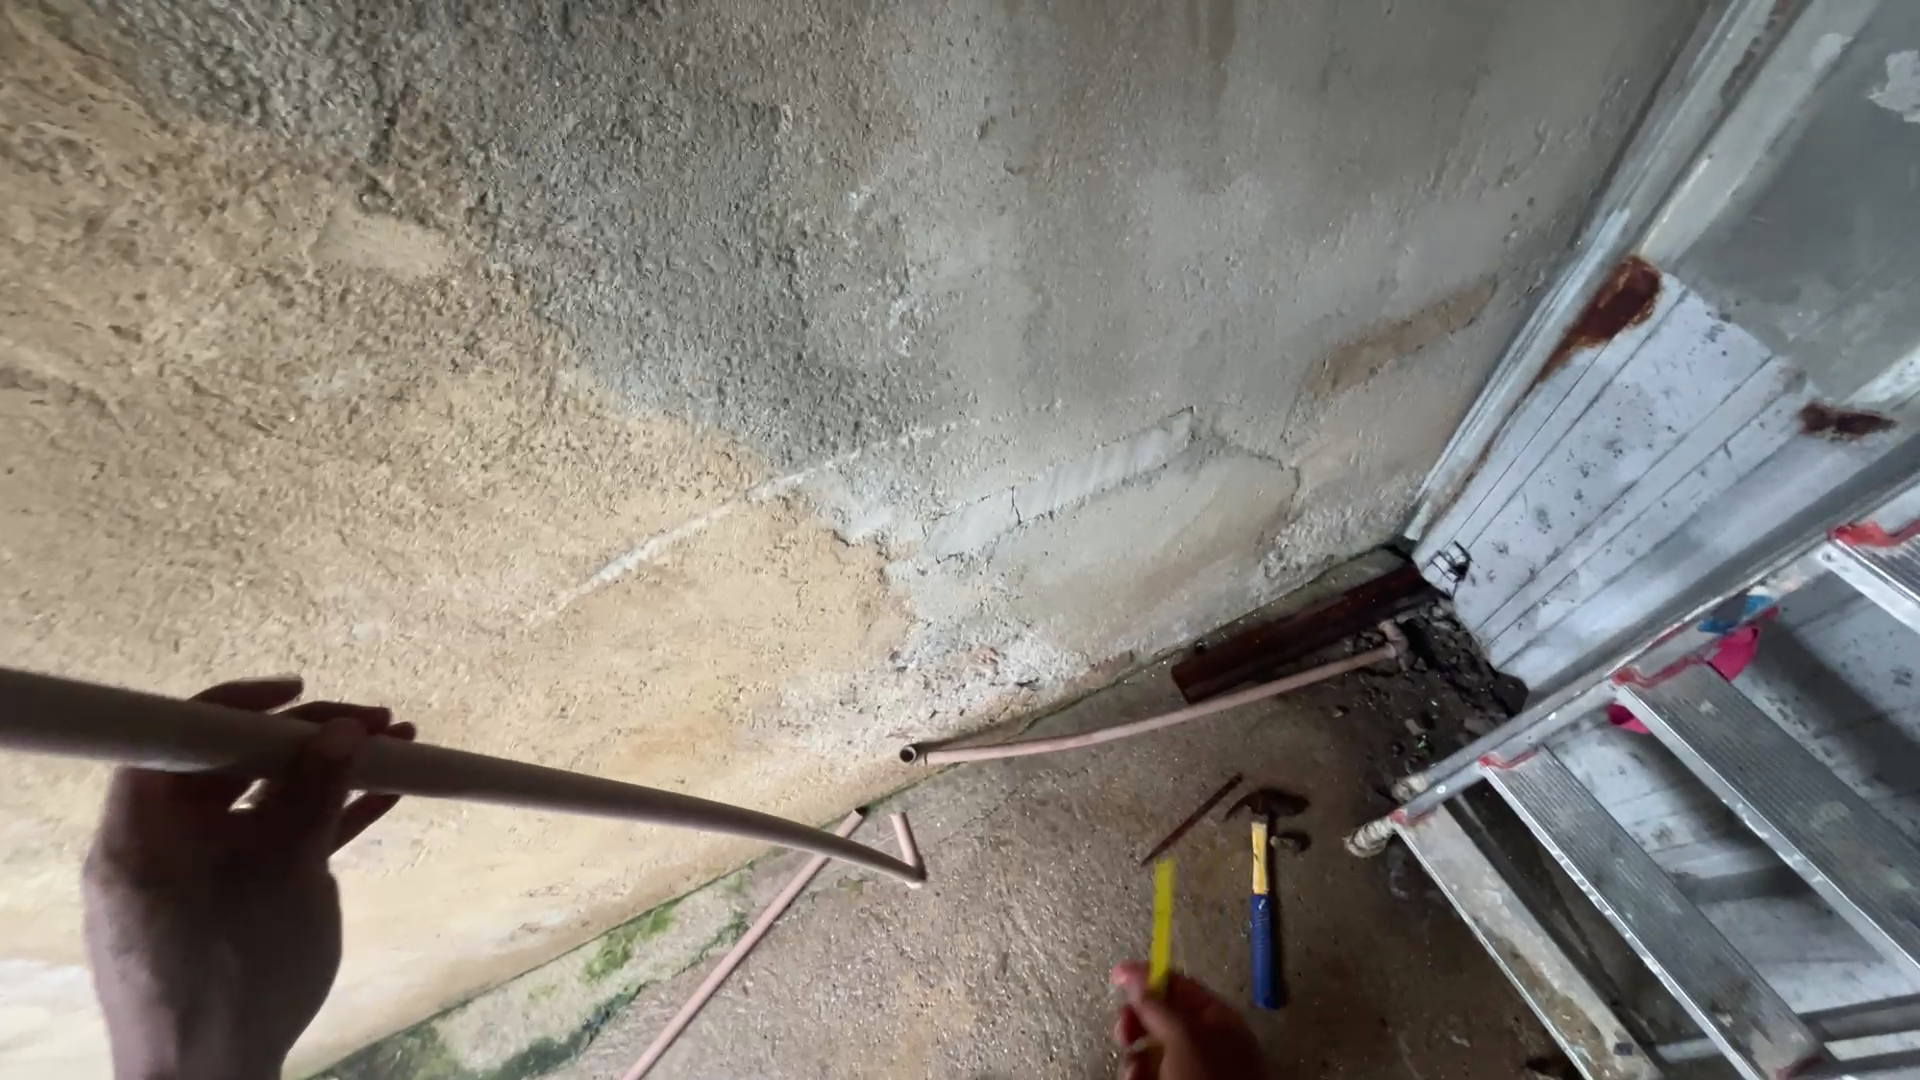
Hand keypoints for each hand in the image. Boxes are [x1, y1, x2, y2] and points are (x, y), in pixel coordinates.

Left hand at [82, 676, 411, 1079]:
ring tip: (403, 746)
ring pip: (275, 794)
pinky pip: (294, 831)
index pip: (170, 745)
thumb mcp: (281, 876)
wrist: (217, 1072)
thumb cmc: (233, 971)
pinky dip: (341, 808)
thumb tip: (345, 730)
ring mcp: (213, 868)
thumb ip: (311, 797)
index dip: (228, 707)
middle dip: (310, 736)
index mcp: (145, 840)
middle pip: (236, 764)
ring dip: (339, 768)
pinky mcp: (250, 888)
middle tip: (380, 722)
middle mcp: (172, 844)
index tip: (297, 689)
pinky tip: (392, 792)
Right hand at [1110, 963, 1267, 1079]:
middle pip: (1160, 1016)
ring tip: (1133, 1070)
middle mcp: (1205, 1042)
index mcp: (1218, 1020)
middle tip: (1123, 1031)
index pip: (1178, 984)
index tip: (1115, 976)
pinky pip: (1148, 1075)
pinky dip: (1137, 1076)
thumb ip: (1156, 1004)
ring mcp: (1191, 1071)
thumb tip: (1134, 976)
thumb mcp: (1183, 1038)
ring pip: (1149, 1049)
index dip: (1147, 975)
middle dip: (1136, 1021)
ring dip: (1133, 1055)